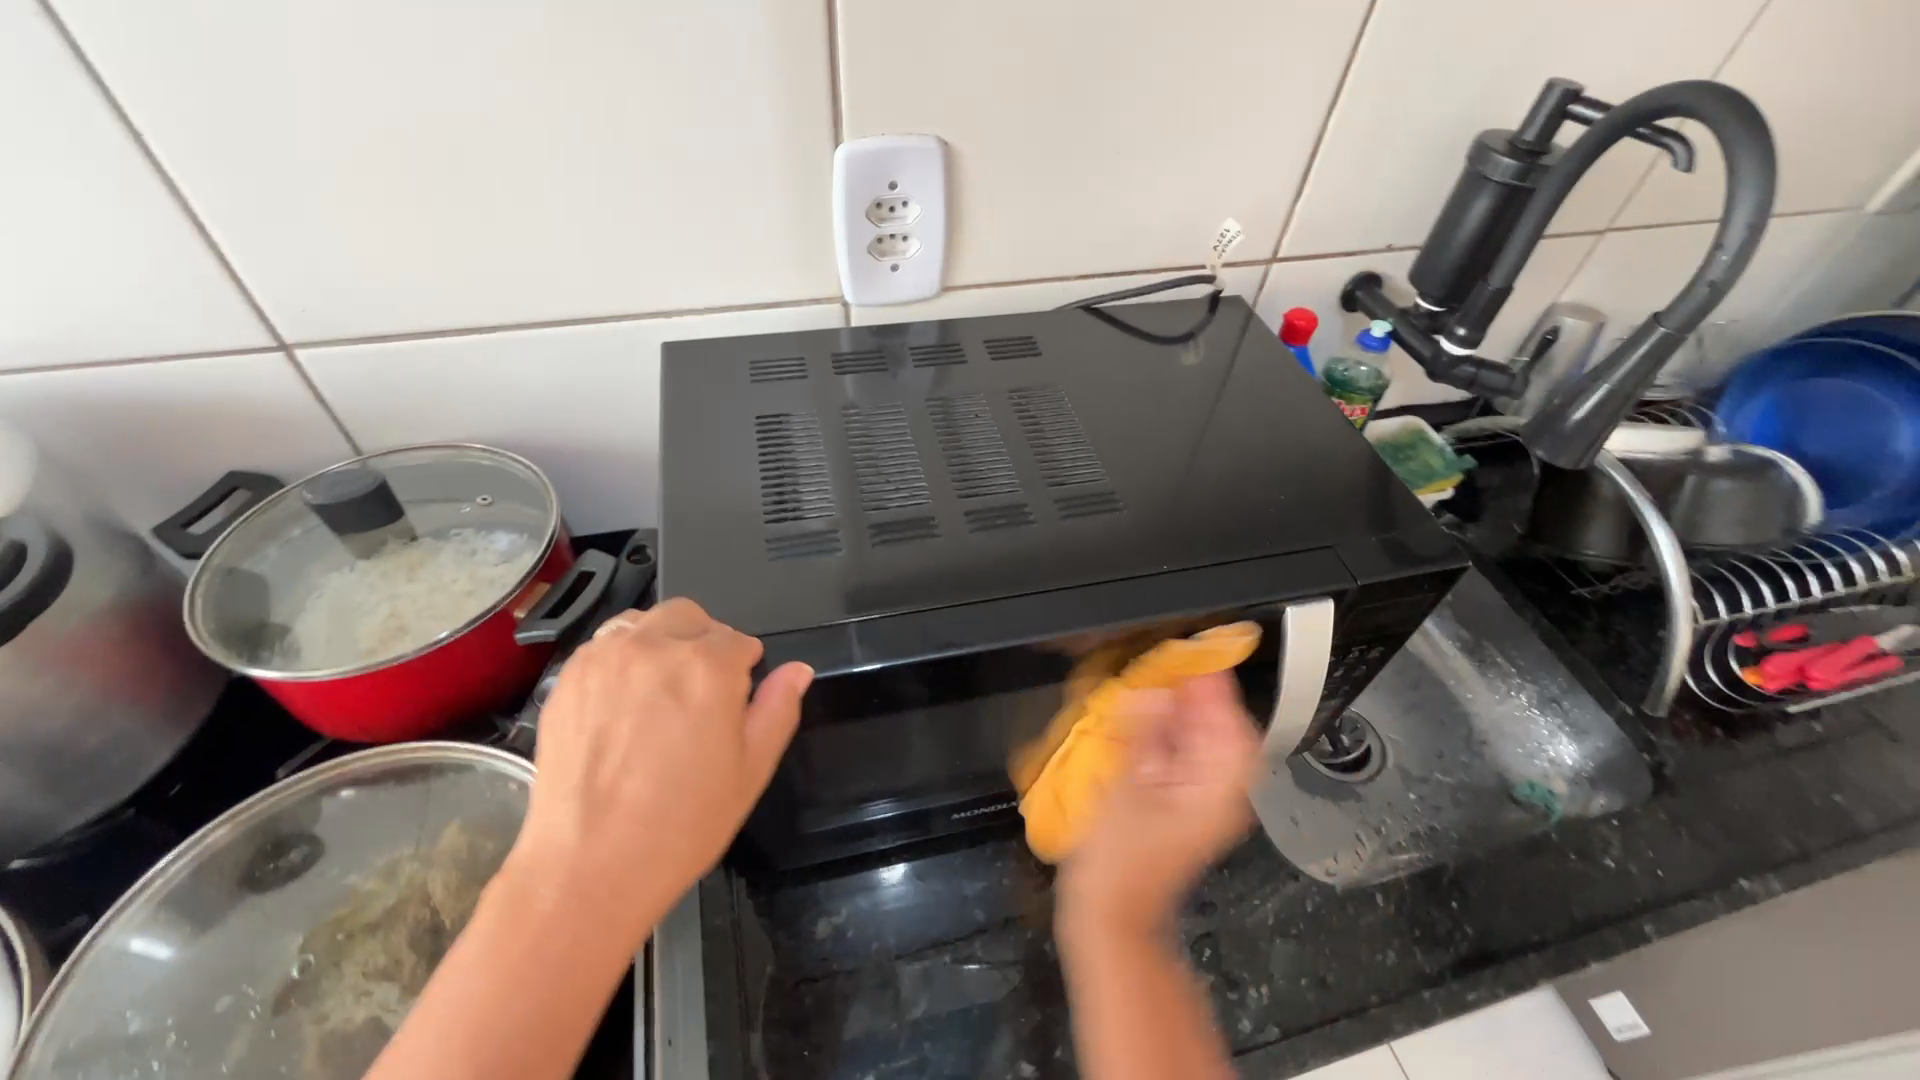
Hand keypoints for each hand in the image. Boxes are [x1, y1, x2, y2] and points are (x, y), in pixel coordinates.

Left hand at [506, 598, 811, 940]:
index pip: (739, 640)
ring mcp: (604, 659)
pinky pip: (602, 648)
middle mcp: (655, 647)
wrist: (590, 866)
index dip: (745, 669)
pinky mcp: (567, 679)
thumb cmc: (683, 823)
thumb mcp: (752, 770)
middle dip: (704, 641)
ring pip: (643, 622)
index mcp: (710, 666)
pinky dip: (620, 660)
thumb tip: (797, 671)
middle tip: (702, 691)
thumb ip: (778, 709)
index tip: (736, 699)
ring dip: (661, 642)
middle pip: (690, 616)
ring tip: (660, 692)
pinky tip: (622, 705)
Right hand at [1057, 672, 1259, 937]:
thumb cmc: (1122, 867)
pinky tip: (1138, 723)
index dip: (1218, 690)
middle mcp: (1215, 796)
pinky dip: (1161, 737)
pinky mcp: (1174, 808)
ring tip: (1148, 687)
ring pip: (1197, 745)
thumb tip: (1152, 692)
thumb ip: (1142, 736)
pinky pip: (1177, 760)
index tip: (1199, 656)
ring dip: (1176, 715)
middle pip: (1217, 733)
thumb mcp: (1128, 790)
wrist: (1109, 918)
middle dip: (1193, 698)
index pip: (1233, 728)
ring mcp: (1196, 804)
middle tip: (1165, 666)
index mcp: (1216, 791)